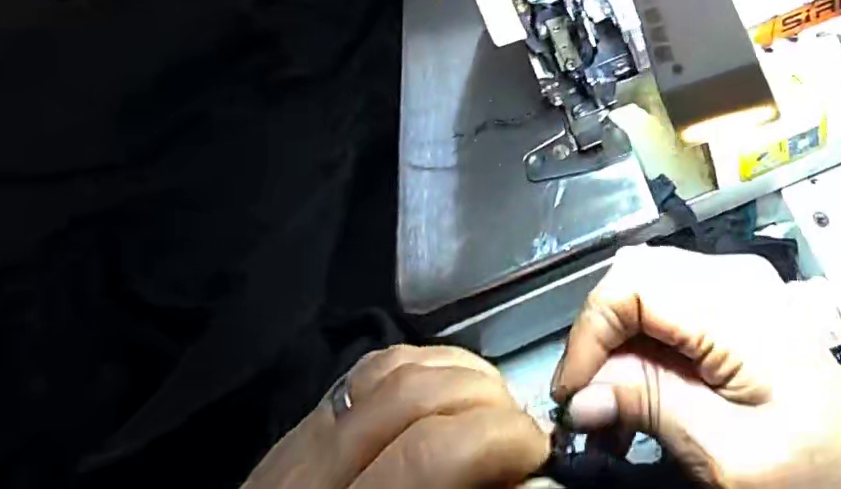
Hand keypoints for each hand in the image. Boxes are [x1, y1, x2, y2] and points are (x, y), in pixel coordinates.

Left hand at [243, 344, 548, 488]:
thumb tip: (537, 483)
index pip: (427, 455)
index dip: (497, 441)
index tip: (539, 456)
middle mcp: (313, 473)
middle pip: (410, 395)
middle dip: (484, 399)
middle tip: (521, 431)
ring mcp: (301, 439)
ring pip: (388, 367)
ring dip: (456, 372)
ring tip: (493, 404)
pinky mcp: (302, 423)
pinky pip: (367, 367)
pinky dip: (421, 363)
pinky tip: (449, 385)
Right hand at [550, 246, 840, 488]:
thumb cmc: (821, 475)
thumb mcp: (733, 459)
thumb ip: (653, 408)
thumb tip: (579, 395)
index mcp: (736, 306)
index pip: (631, 285)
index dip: (589, 333)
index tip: (572, 393)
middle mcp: (731, 275)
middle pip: (632, 276)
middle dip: (598, 335)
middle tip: (585, 401)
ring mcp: (733, 281)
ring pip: (642, 283)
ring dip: (615, 338)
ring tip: (609, 403)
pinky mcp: (731, 297)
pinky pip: (665, 298)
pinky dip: (640, 338)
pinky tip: (639, 385)